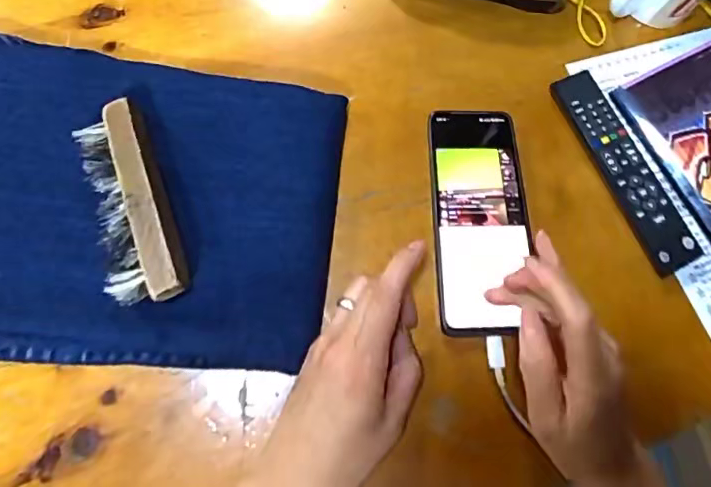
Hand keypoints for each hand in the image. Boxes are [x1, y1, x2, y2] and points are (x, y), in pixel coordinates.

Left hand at [246, 241, 426, 486]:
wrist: (291, 476)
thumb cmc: (346, 455)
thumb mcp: (392, 422)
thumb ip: (407, 373)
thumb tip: (404, 341)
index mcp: (360, 357)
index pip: (384, 294)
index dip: (403, 264)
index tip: (419, 247)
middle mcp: (337, 340)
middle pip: (369, 287)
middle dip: (396, 291)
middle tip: (407, 330)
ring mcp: (320, 343)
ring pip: (354, 297)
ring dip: (377, 304)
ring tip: (387, 347)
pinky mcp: (312, 351)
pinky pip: (343, 316)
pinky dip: (362, 319)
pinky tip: (367, 357)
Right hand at [487, 231, 660, 486]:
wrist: (613, 465)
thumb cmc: (575, 447)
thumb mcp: (545, 418)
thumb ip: (536, 367)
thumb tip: (526, 315)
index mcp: (593, 371)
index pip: (578, 316)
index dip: (554, 283)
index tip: (525, 263)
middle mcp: (605, 348)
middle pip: (573, 301)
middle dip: (537, 280)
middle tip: (500, 281)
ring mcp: (605, 343)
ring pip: (570, 302)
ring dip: (537, 288)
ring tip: (503, 284)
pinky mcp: (598, 341)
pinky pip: (571, 310)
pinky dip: (546, 297)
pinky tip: (532, 279)